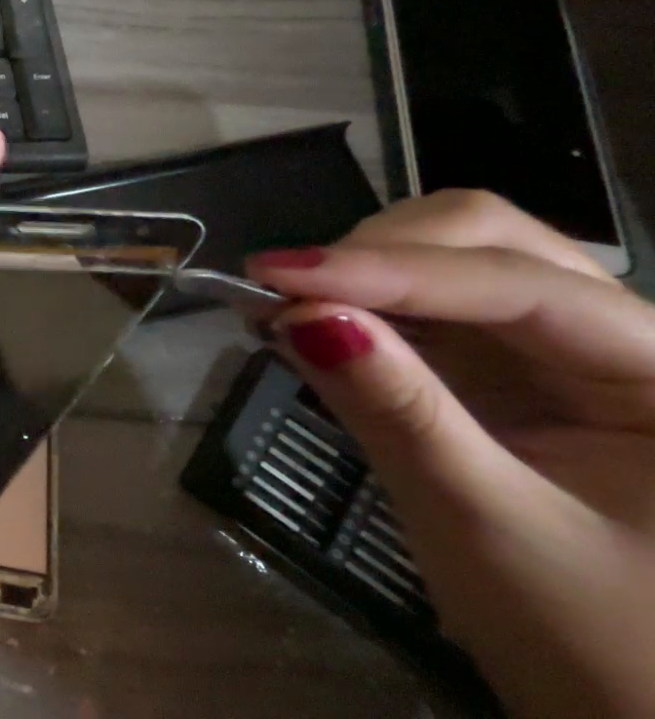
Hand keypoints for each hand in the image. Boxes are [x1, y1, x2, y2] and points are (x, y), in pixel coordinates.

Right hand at [247, 190, 654, 718]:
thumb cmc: (598, 649)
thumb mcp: (484, 527)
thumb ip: (398, 412)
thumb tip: (297, 315)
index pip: (523, 288)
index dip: (391, 270)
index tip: (272, 273)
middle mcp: (629, 347)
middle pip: (501, 241)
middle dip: (385, 249)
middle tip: (286, 288)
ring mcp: (566, 360)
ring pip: (461, 261)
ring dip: (367, 271)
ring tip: (283, 304)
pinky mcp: (512, 380)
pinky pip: (430, 314)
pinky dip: (363, 306)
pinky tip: (312, 324)